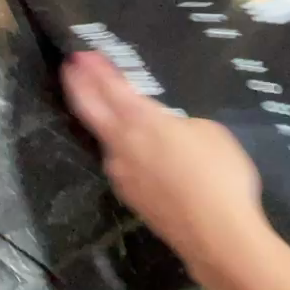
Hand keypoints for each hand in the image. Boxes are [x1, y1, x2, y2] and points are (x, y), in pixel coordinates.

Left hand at [59, 52, 267, 272]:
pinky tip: (130, 145)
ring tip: (97, 99)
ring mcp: (119, 168)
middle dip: (77, 84)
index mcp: (142, 121)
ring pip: (102, 134)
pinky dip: (118, 144)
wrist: (215, 235)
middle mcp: (121, 142)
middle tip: (70, 66)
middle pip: (89, 107)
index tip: (81, 55)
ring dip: (98, 114)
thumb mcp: (209, 133)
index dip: (95, 69)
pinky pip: (118, 159)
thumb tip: (166, 127)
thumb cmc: (220, 177)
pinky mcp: (126, 191)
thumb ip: (178, 123)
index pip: (111, 87)